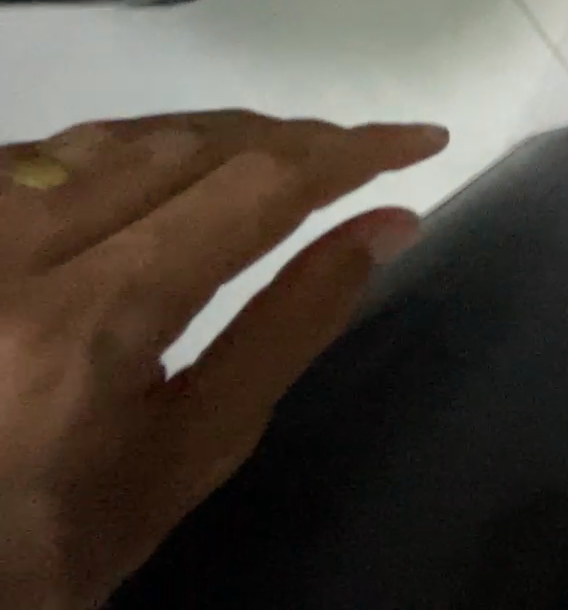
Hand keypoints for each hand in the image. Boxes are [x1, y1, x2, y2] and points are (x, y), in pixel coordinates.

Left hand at [0, 111, 446, 609]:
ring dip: (228, 136)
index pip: (260, 187)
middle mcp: (5, 257)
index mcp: (87, 320)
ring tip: (291, 154)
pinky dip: (141, 148)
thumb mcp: (203, 440)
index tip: (424, 139)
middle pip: (196, 146)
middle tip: (366, 154)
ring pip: (122, 137)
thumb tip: (391, 224)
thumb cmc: (57, 533)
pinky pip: (48, 155)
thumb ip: (299, 318)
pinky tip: (179, 168)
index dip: (356, 151)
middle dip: (302, 140)